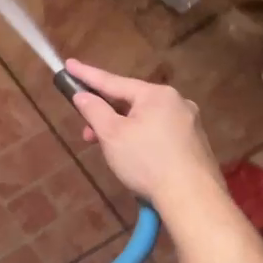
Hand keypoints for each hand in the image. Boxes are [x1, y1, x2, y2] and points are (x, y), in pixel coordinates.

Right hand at [64, 58, 223, 208]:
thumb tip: (83, 96)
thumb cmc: (146, 161)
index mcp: (157, 95)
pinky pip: (158, 131)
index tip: (68, 64)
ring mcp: (189, 123)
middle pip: (130, 101)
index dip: (87, 74)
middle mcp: (177, 103)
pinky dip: (139, 138)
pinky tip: (132, 157)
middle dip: (105, 114)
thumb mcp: (111, 134)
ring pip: (144, 118)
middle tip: (86, 131)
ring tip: (108, 149)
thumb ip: (94, 110)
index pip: (113, 82)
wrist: (192, 197)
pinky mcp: (194, 143)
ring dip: (121, 129)